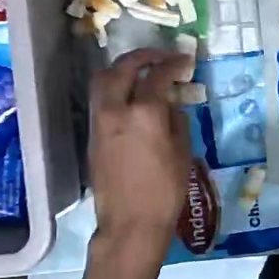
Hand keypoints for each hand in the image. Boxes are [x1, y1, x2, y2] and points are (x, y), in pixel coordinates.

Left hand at [89, 48, 193, 261]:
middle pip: (121, 68)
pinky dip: (117, 89)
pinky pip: (102, 100)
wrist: (131, 221)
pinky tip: (133, 98)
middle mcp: (116, 110)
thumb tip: (170, 103)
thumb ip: (176, 120)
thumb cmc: (166, 189)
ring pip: (103, 81)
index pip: (157, 75)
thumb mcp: (182, 151)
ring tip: (143, 73)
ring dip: (123, 70)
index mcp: (144, 113)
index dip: (173, 63)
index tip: (186, 60)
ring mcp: (99, 122)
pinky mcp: (93, 136)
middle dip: (141, 57)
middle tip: (161, 57)